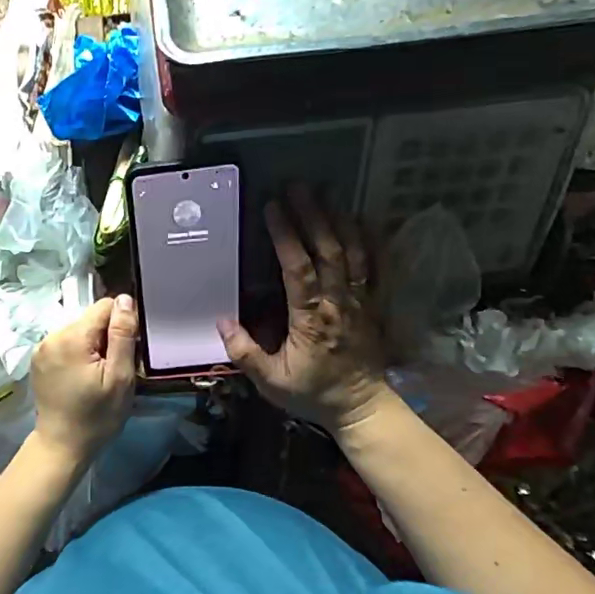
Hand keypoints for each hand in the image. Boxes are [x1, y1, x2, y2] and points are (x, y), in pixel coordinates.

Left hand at [30, 294, 138, 460]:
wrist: (62, 444)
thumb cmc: (97, 416)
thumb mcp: (120, 377)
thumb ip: (123, 335)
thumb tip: (124, 299)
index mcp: (71, 337)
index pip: (104, 306)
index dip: (121, 323)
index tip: (127, 349)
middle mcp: (52, 336)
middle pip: (90, 318)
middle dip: (107, 336)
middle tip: (113, 367)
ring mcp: (42, 347)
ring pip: (79, 330)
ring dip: (93, 345)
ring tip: (98, 374)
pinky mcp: (39, 359)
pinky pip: (66, 343)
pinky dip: (79, 353)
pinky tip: (83, 376)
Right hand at [217, 186, 394, 432]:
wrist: (360, 407)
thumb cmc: (312, 393)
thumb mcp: (270, 381)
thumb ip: (245, 351)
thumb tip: (221, 321)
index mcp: (310, 318)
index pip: (298, 268)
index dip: (286, 236)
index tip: (273, 209)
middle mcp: (337, 302)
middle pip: (328, 250)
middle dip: (312, 215)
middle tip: (297, 187)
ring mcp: (358, 301)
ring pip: (352, 252)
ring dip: (338, 220)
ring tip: (326, 193)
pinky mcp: (372, 304)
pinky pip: (373, 266)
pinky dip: (368, 240)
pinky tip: (360, 220)